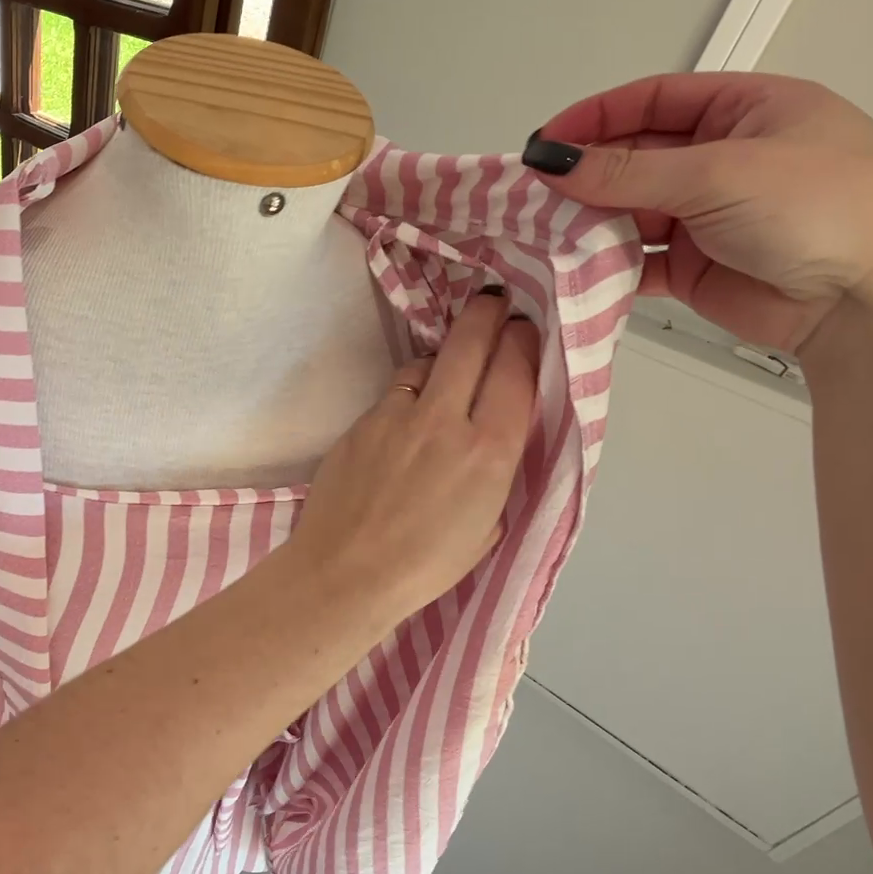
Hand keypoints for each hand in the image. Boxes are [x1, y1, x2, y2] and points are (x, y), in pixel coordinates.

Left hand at [285, 291, 540, 622]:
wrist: (346, 571)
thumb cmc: (425, 565)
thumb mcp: (488, 523)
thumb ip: (496, 471)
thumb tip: (493, 440)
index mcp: (491, 451)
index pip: (516, 370)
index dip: (523, 341)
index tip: (525, 328)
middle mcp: (445, 421)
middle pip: (471, 344)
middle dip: (486, 315)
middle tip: (493, 302)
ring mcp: (396, 417)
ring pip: (427, 363)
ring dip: (444, 357)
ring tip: (451, 364)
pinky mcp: (360, 424)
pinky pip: (393, 393)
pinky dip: (407, 393)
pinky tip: (408, 414)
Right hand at [523, 72, 872, 352]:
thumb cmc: (822, 208)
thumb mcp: (719, 172)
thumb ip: (625, 171)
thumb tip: (548, 163)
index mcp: (748, 111)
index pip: (654, 101)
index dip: (595, 117)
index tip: (543, 145)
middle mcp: (724, 159)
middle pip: (633, 158)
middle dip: (584, 176)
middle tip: (530, 197)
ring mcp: (707, 216)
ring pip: (627, 211)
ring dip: (587, 222)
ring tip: (542, 235)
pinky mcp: (692, 266)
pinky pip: (633, 259)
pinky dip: (602, 264)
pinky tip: (573, 268)